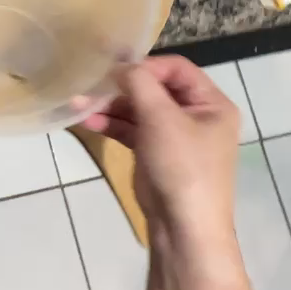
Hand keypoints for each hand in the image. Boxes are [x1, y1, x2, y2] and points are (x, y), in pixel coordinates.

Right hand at [81, 56, 239, 233]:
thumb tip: (119, 65)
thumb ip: (139, 83)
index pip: (176, 69)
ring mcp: (174, 135)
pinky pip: (131, 129)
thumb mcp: (161, 118)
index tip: (115, 71)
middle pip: (154, 88)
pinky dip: (111, 124)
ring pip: (138, 109)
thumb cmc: (182, 165)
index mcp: (212, 104)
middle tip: (91, 85)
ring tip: (79, 103)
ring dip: (110, 106)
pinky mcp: (155, 151)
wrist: (183, 225)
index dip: (146, 66)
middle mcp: (196, 115)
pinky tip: (87, 121)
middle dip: (121, 87)